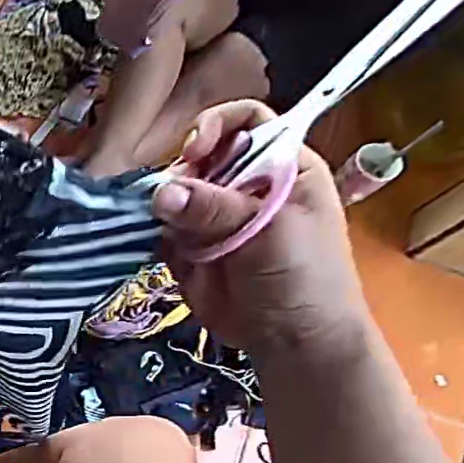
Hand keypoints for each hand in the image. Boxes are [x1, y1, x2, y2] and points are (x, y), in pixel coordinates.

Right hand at [151, 100, 370, 359]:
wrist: (293, 340)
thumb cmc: (302, 276)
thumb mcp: (268, 231)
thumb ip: (215, 208)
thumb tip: (160, 193)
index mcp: (279, 167)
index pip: (244, 122)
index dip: (216, 126)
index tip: (194, 149)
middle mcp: (242, 188)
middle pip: (199, 160)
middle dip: (183, 176)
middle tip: (172, 203)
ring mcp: (214, 222)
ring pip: (175, 199)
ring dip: (166, 213)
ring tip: (174, 237)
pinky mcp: (192, 254)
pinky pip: (165, 236)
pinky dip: (160, 241)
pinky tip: (168, 254)